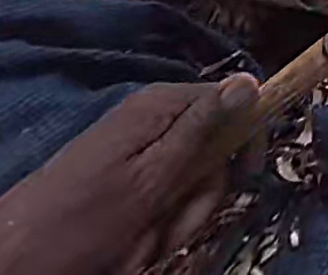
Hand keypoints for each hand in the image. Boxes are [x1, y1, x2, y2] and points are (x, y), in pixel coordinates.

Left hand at [0, 74, 258, 274]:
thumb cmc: (76, 227)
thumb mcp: (152, 178)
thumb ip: (204, 126)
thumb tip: (250, 80)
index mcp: (162, 104)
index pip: (235, 99)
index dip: (247, 137)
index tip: (248, 177)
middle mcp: (150, 117)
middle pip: (212, 142)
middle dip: (199, 193)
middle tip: (173, 229)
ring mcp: (130, 148)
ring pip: (187, 175)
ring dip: (174, 216)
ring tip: (140, 247)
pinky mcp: (115, 177)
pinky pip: (156, 193)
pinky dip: (150, 224)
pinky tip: (127, 246)